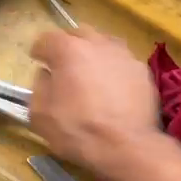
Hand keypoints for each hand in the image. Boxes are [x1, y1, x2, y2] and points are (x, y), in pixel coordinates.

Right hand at [29, 30, 168, 176]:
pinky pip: (121, 62)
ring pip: (104, 44)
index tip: (37, 61)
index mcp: (69, 50)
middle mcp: (98, 44)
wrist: (126, 146)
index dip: (39, 50)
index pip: (47, 38)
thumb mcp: (39, 114)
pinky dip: (112, 69)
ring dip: (93, 54)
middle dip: (68, 45)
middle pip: (79, 33)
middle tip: (63, 65)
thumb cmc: (76, 130)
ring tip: (90, 74)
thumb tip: (48, 75)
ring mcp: (124, 56)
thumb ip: (39, 87)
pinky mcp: (143, 72)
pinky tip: (111, 89)